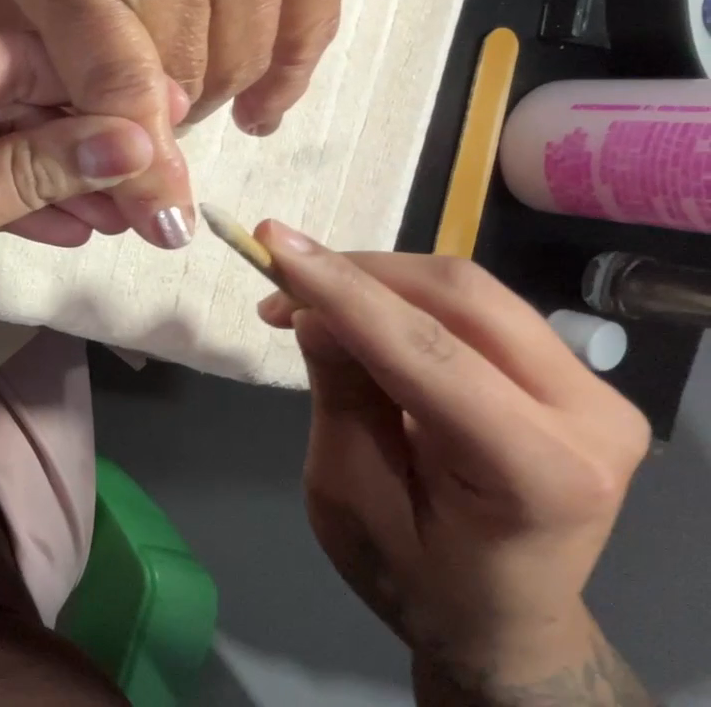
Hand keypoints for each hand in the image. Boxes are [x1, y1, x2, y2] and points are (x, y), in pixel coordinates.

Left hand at [0, 29, 152, 369]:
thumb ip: (30, 172)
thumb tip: (136, 140)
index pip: (14, 58)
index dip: (94, 95)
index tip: (170, 129)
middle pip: (3, 98)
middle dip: (77, 148)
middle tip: (157, 191)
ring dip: (46, 178)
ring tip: (126, 219)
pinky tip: (66, 226)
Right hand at [254, 224, 651, 698]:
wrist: (499, 619)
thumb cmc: (411, 570)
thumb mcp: (350, 488)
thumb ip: (342, 392)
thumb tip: (313, 310)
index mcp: (534, 469)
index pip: (426, 350)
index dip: (342, 289)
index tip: (270, 242)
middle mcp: (588, 418)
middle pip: (462, 297)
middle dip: (357, 271)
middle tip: (274, 276)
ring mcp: (592, 392)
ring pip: (468, 291)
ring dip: (373, 279)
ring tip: (301, 300)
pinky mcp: (573, 378)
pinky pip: (475, 310)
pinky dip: (399, 298)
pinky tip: (353, 315)